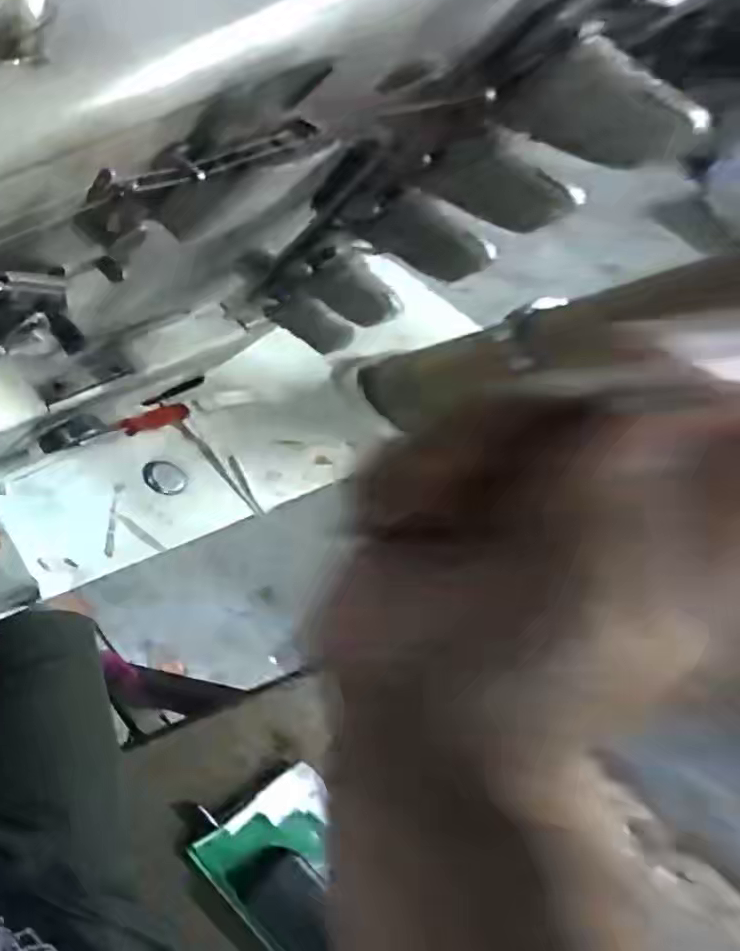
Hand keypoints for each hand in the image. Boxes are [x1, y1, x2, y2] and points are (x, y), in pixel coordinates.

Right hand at [315, 393, 739, 772]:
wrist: (412, 712)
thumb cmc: (527, 675)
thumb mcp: (598, 597)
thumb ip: (611, 499)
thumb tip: (641, 397)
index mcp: (665, 517)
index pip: (683, 413)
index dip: (659, 374)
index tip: (615, 352)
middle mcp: (582, 491)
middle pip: (551, 400)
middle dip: (493, 428)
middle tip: (459, 478)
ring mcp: (489, 494)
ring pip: (457, 420)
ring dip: (425, 460)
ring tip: (410, 517)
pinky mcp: (415, 501)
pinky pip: (393, 453)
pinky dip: (380, 481)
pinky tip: (383, 524)